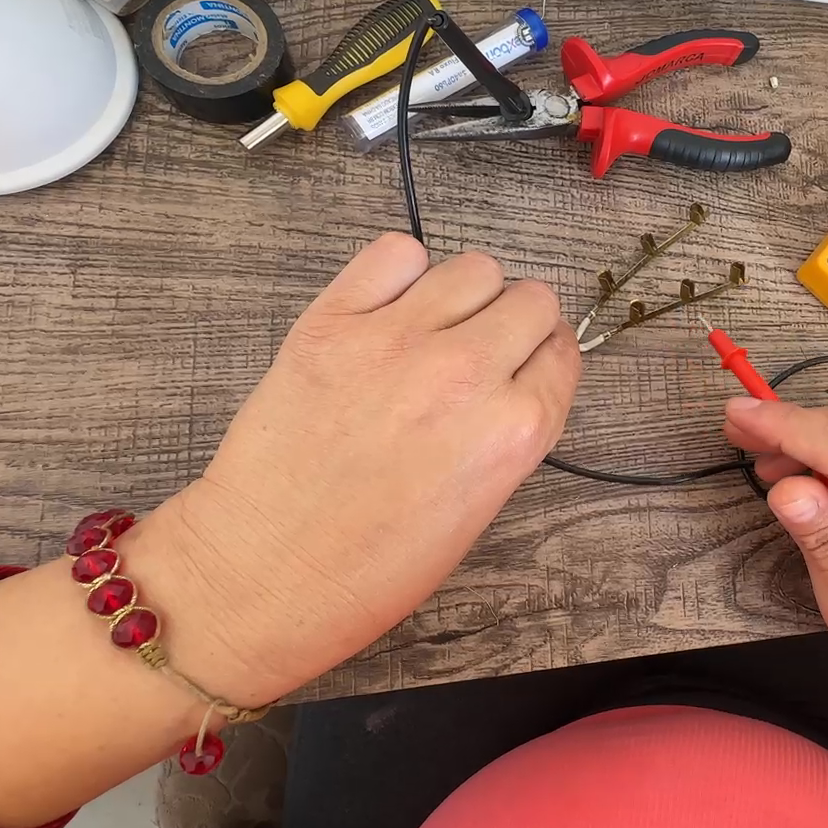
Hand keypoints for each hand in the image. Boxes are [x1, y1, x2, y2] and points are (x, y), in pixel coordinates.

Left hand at [132, 234, 581, 705]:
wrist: (264, 574)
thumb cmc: (377, 565)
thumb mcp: (481, 504)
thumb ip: (512, 427)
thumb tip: (516, 372)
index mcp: (515, 430)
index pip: (562, 352)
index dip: (546, 359)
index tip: (527, 365)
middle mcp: (468, 374)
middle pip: (532, 299)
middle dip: (518, 323)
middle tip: (484, 351)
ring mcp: (397, 341)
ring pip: (475, 269)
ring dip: (468, 297)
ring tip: (436, 331)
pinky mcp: (332, 322)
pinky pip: (397, 253)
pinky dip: (404, 272)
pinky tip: (392, 310)